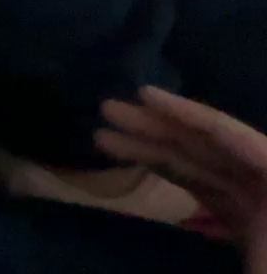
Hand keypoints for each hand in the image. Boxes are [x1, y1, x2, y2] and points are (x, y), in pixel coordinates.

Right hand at [98, 86, 266, 264]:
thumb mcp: (258, 260)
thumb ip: (227, 194)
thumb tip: (222, 186)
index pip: (247, 145)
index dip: (197, 116)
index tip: (142, 95)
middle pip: (227, 153)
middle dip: (164, 129)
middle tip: (104, 111)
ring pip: (214, 171)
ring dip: (158, 149)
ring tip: (101, 137)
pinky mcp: (260, 236)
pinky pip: (216, 193)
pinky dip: (175, 174)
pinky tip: (135, 165)